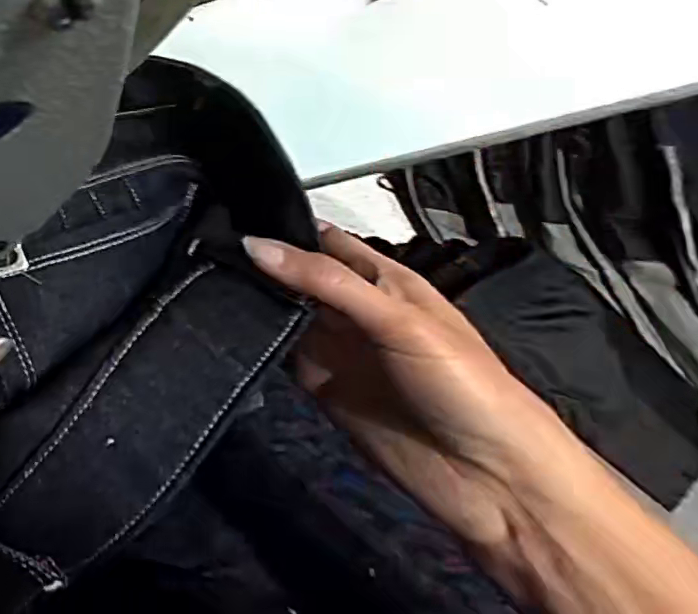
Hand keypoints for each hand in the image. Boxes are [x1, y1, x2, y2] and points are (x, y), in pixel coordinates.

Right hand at [246, 227, 697, 613]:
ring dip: (249, 294)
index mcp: (378, 278)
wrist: (494, 486)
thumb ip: (326, 280)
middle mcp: (349, 305)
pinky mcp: (315, 380)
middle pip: (292, 271)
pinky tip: (223, 318)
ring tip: (204, 272)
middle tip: (206, 242)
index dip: (280, 225)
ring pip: (278, 307)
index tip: (230, 212)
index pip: (319, 238)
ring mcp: (331, 343)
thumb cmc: (465, 385)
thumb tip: (254, 245)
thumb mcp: (398, 319)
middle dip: (257, 258)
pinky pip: (275, 349)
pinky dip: (252, 335)